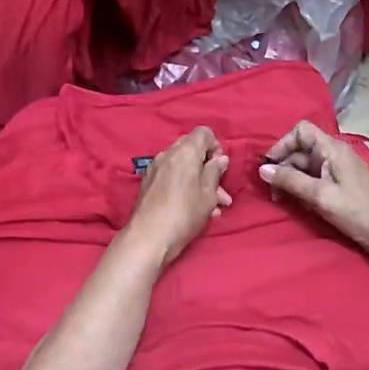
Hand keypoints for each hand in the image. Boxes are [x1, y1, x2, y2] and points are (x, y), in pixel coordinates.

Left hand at [119, 127, 232, 265]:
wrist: (148, 237)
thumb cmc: (184, 213)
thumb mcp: (208, 194)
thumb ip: (215, 171)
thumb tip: (220, 158)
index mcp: (185, 151)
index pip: (203, 132)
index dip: (216, 146)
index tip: (220, 167)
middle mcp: (167, 154)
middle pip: (192, 149)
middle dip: (207, 166)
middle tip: (219, 189)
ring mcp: (155, 168)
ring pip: (182, 166)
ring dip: (198, 180)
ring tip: (212, 206)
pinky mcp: (148, 183)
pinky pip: (171, 176)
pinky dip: (183, 185)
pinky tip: (192, 207)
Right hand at [258, 120, 368, 265]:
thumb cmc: (357, 212)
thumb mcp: (320, 196)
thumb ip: (291, 181)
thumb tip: (262, 169)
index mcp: (333, 149)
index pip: (301, 130)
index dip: (282, 144)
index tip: (269, 167)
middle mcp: (336, 153)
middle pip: (301, 149)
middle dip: (284, 166)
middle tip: (272, 192)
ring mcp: (340, 169)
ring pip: (307, 165)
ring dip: (292, 179)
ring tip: (283, 200)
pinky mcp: (342, 185)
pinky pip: (316, 178)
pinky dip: (304, 187)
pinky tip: (300, 204)